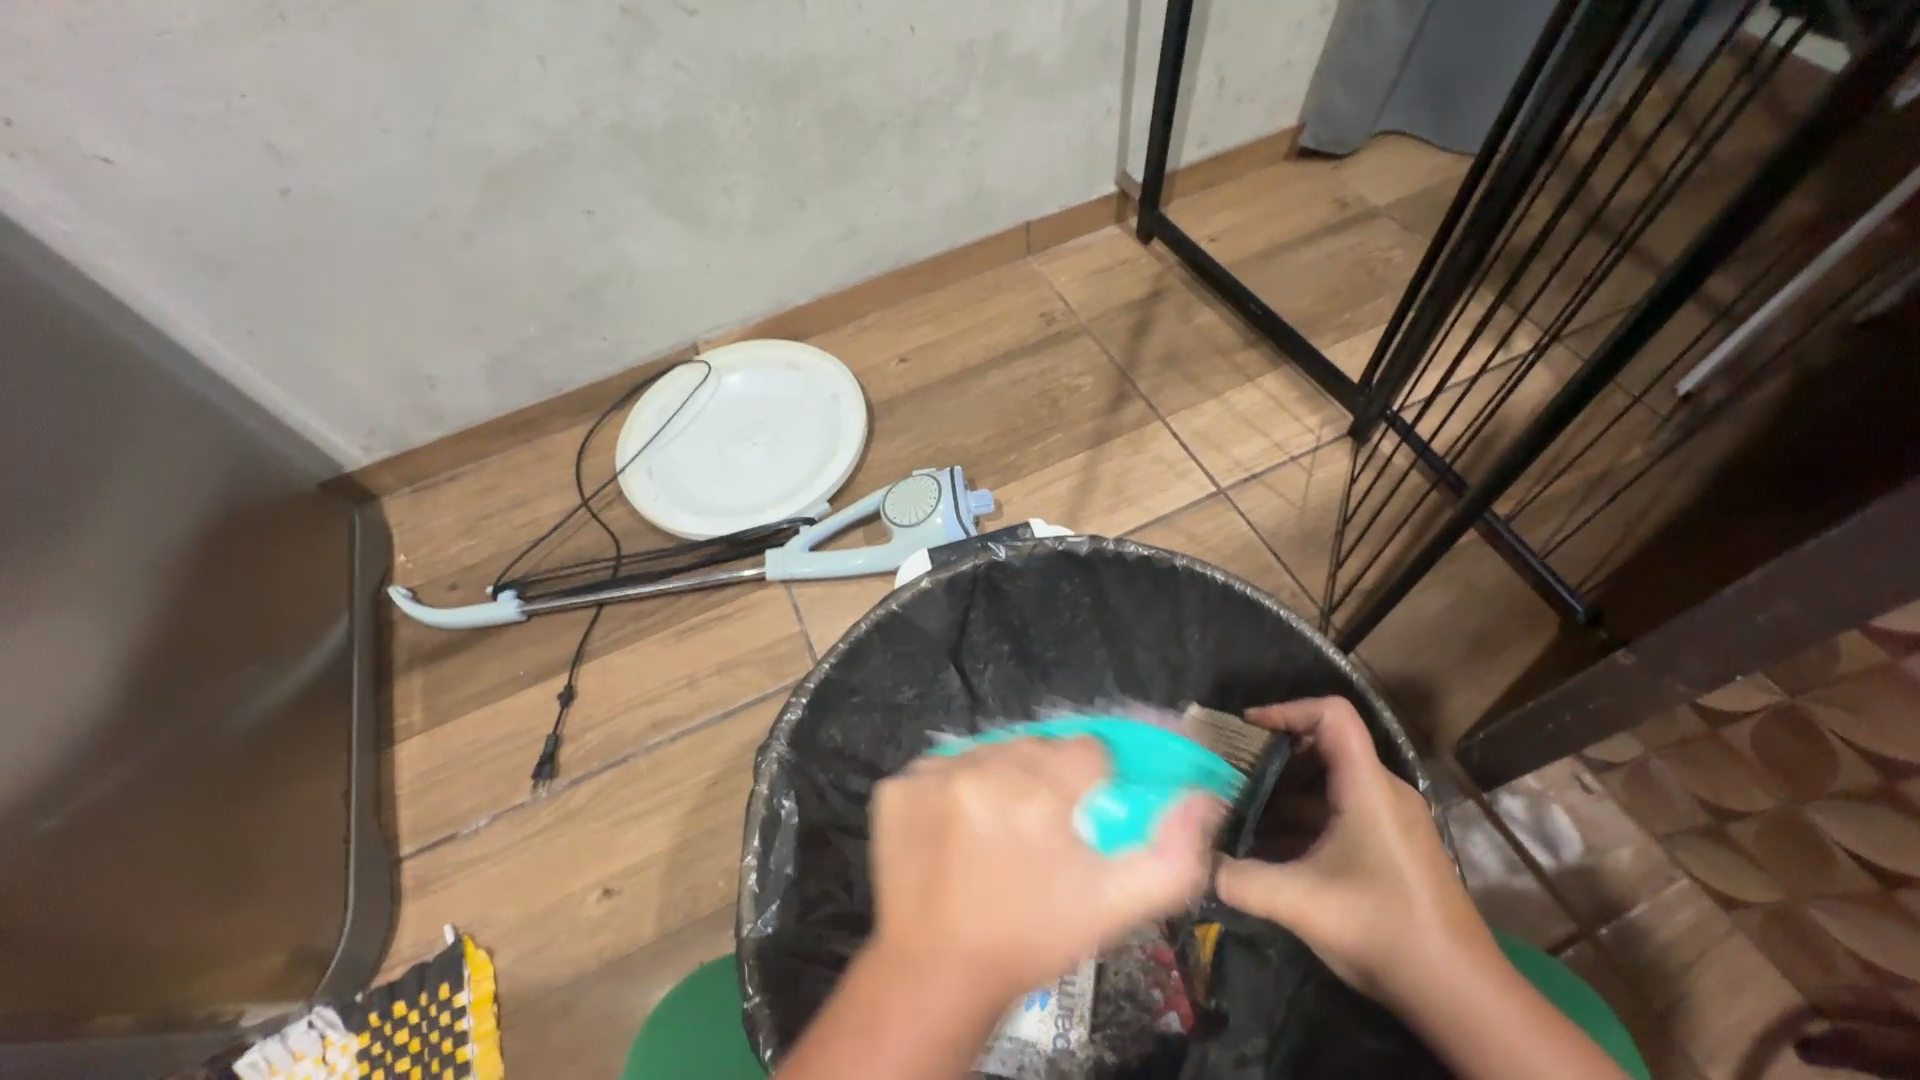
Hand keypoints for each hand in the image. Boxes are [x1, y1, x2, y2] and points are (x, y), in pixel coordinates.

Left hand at [867, 736, 1223, 1001]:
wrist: (936, 973)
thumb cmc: (1033, 938)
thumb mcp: (1117, 907)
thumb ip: (1175, 854)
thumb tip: (1205, 797)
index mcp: (1040, 790)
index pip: (1088, 751)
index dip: (1093, 786)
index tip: (1081, 822)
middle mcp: (983, 767)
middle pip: (1038, 747)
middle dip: (1048, 780)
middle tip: (1041, 831)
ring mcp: (932, 773)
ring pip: (991, 751)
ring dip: (1002, 778)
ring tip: (998, 830)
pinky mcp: (896, 785)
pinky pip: (944, 766)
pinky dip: (956, 788)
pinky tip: (958, 830)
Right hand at [1213, 697, 1491, 1004]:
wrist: (1458, 991)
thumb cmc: (1382, 929)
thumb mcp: (1298, 903)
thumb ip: (1237, 878)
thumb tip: (1194, 860)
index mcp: (1367, 787)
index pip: (1331, 714)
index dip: (1285, 710)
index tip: (1245, 731)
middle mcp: (1382, 793)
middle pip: (1324, 748)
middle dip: (1271, 759)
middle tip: (1227, 776)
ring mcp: (1390, 821)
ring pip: (1328, 786)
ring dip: (1282, 797)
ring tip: (1237, 816)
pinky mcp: (1391, 848)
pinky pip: (1340, 815)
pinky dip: (1302, 823)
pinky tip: (1269, 854)